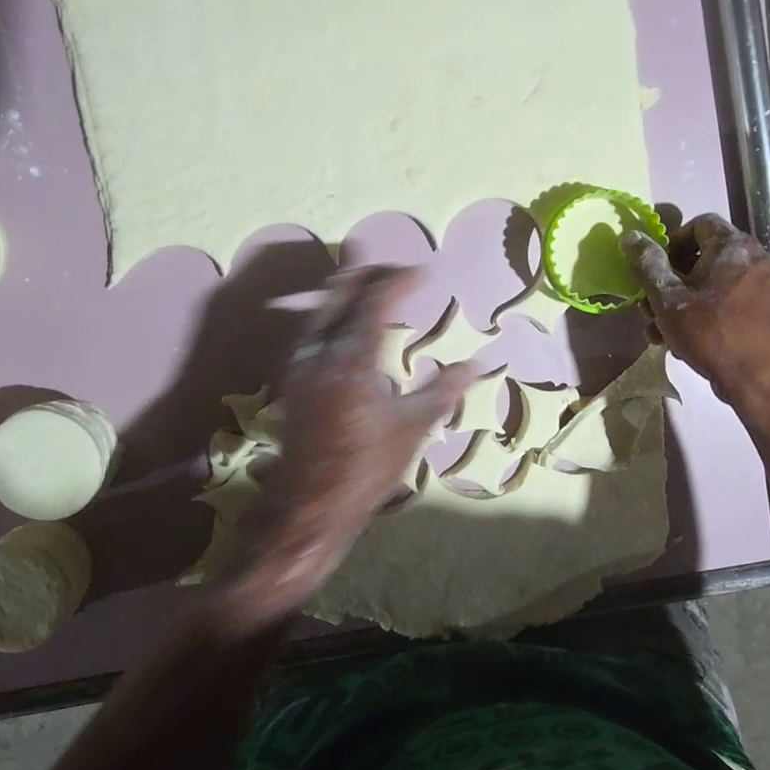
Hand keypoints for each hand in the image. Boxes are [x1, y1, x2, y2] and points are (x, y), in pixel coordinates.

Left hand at [216, 267, 470, 627]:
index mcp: (353, 357)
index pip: (376, 299)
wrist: (311, 502)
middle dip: (368, 272)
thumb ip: (443, 390)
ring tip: (373, 285)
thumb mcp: (414, 428)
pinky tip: (349, 327)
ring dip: (347, 291)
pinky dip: (333, 315)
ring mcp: (301, 364)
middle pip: (340, 291)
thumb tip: (476, 365)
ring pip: (321, 309)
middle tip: (395, 268)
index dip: (400, 279)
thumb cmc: (368, 467)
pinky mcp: (293, 380)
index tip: (423, 271)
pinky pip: (313, 330)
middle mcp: (321, 350)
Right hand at [621, 213, 769, 423]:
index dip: (671, 244)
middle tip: (654, 312)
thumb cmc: (712, 334)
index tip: (655, 273)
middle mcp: (760, 256)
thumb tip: (630, 237)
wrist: (765, 380)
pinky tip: (700, 342)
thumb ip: (648, 265)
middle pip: (708, 258)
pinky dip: (716, 314)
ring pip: (721, 284)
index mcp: (733, 246)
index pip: (699, 224)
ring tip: (669, 335)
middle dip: (675, 283)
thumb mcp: (668, 300)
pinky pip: (740, 302)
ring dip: (691, 304)